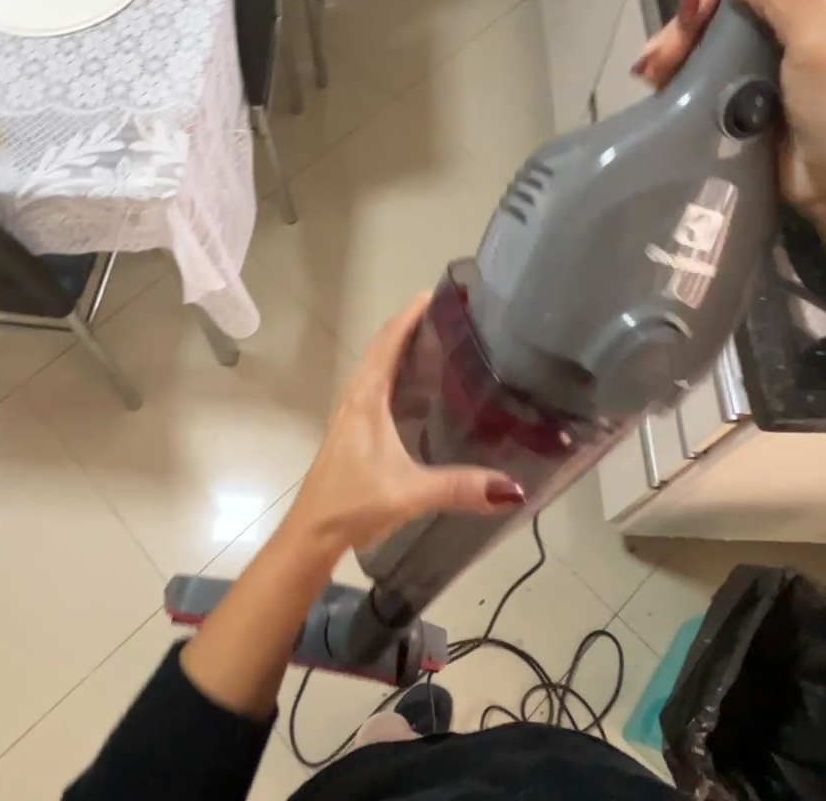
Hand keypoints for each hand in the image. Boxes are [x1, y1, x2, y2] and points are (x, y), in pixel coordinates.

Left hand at [283, 293, 525, 555]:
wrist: (312, 532)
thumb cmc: (353, 501)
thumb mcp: (409, 492)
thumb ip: (459, 488)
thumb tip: (513, 486)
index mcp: (365, 399)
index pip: (387, 343)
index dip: (408, 316)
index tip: (434, 294)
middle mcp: (355, 398)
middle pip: (381, 350)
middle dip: (410, 329)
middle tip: (449, 318)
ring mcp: (351, 415)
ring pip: (377, 370)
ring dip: (402, 353)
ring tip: (440, 347)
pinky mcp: (353, 432)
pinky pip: (377, 390)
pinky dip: (397, 378)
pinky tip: (420, 395)